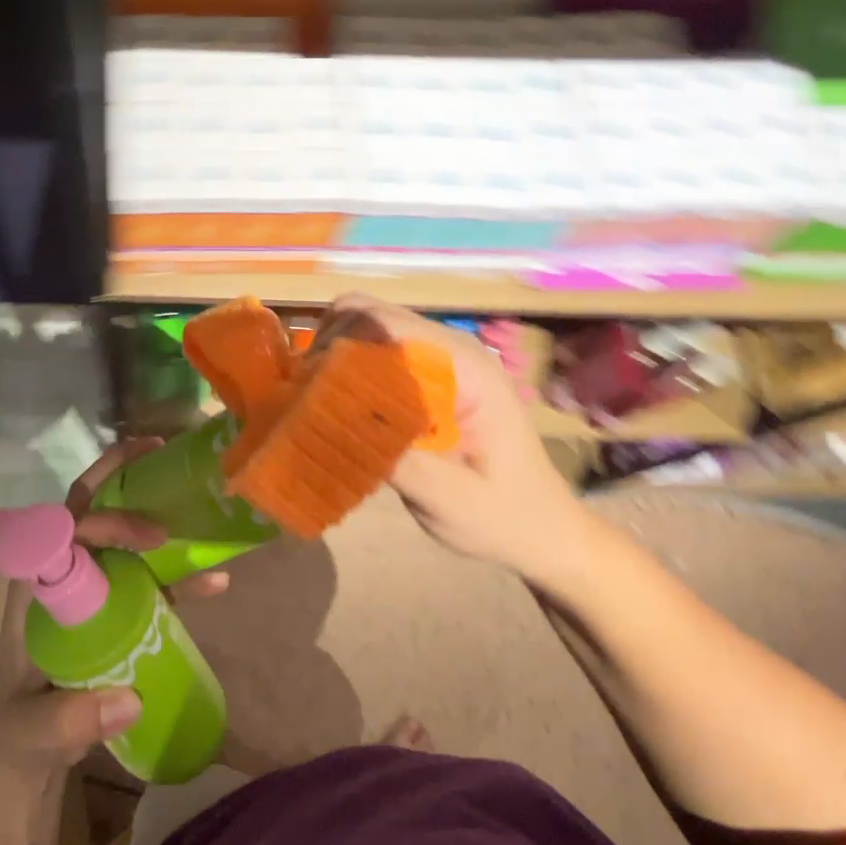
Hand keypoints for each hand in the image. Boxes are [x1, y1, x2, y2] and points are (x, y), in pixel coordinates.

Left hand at [0, 438, 228, 773]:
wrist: (34, 759)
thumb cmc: (20, 736)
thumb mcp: (32, 733)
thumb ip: (68, 721)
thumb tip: (127, 698)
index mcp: (34, 591)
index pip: (59, 532)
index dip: (100, 521)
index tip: (150, 536)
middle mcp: (63, 579)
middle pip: (85, 512)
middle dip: (116, 477)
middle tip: (158, 452)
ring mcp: (93, 593)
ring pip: (117, 535)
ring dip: (150, 508)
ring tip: (189, 485)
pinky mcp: (118, 614)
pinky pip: (149, 582)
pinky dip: (181, 576)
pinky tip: (217, 578)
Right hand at [315, 293, 593, 579]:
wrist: (540, 531)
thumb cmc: (502, 517)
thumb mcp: (449, 500)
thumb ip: (398, 459)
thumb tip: (333, 424)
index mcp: (464, 368)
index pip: (387, 324)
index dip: (339, 344)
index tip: (308, 388)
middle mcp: (451, 350)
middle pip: (370, 314)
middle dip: (329, 347)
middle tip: (305, 397)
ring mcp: (440, 360)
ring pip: (368, 329)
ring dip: (334, 357)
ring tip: (315, 403)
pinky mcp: (428, 377)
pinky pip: (377, 353)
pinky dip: (347, 370)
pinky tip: (335, 407)